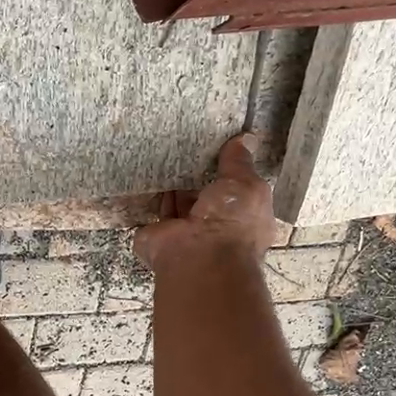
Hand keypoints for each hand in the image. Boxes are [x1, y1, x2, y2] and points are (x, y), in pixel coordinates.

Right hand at [134, 134, 275, 271]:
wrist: (196, 256)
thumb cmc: (233, 222)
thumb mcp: (246, 185)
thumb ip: (239, 163)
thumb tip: (246, 138)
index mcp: (243, 217)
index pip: (236, 189)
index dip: (228, 169)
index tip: (217, 145)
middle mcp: (214, 224)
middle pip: (204, 194)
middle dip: (197, 174)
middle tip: (187, 143)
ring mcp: (185, 229)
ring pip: (179, 200)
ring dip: (173, 181)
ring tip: (166, 149)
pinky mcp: (157, 231)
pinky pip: (155, 206)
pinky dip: (153, 191)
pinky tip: (149, 168)